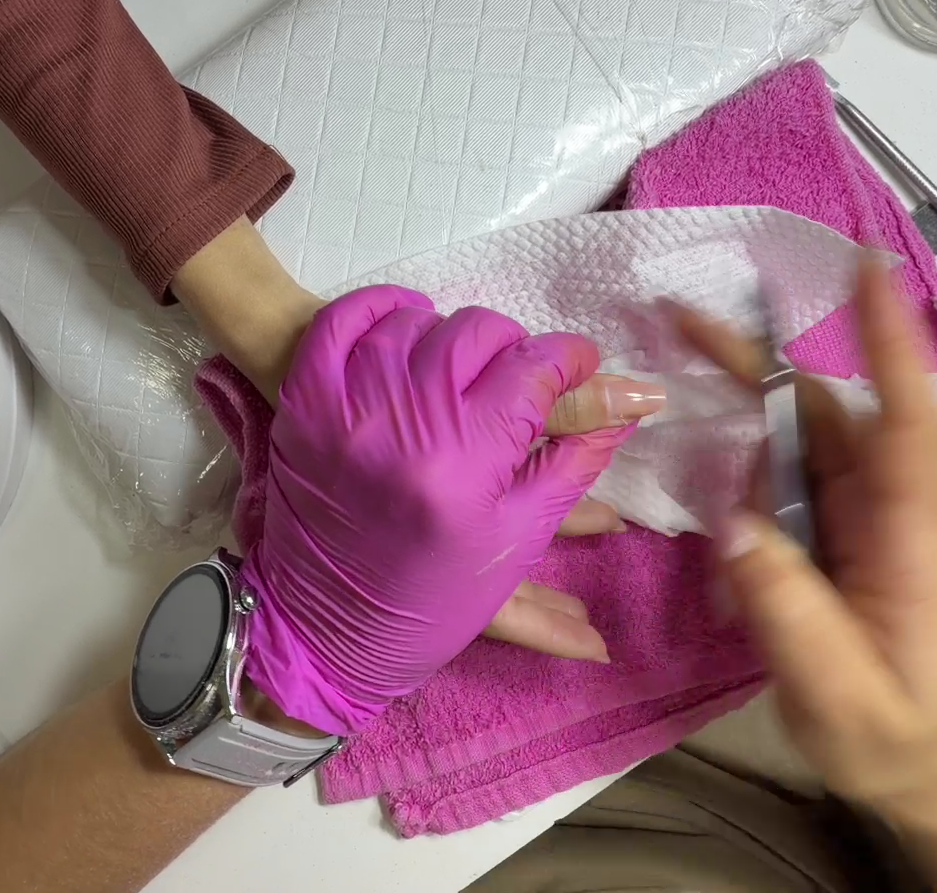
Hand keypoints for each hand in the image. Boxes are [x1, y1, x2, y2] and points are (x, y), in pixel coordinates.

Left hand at [172, 220, 660, 664]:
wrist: (325, 629)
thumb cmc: (433, 597)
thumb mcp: (517, 538)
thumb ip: (575, 460)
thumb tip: (633, 398)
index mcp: (464, 465)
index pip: (532, 372)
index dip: (569, 359)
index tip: (579, 364)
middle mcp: (403, 424)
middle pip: (475, 334)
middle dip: (511, 345)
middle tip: (517, 373)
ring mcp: (344, 406)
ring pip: (415, 321)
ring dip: (449, 334)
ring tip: (462, 366)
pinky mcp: (303, 400)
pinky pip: (343, 320)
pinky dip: (380, 308)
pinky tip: (407, 320)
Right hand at [675, 258, 936, 827]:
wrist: (908, 763)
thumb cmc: (892, 732)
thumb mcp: (842, 691)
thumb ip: (793, 613)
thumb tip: (733, 524)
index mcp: (908, 536)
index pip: (906, 425)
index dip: (889, 345)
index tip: (867, 273)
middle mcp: (879, 506)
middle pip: (822, 410)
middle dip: (758, 355)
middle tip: (678, 315)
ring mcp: (845, 514)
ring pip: (791, 431)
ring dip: (739, 391)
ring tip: (677, 352)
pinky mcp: (815, 527)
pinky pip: (772, 468)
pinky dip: (734, 442)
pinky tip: (698, 441)